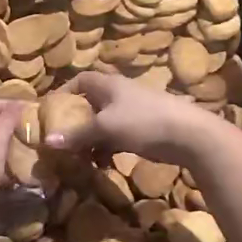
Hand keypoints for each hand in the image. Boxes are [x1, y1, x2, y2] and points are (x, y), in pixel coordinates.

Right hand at [43, 71, 235, 167]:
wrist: (193, 136)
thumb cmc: (144, 122)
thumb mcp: (104, 129)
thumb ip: (76, 135)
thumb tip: (47, 141)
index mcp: (109, 85)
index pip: (80, 80)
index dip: (64, 91)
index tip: (52, 108)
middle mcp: (120, 94)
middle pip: (90, 103)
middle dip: (76, 120)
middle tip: (63, 136)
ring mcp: (134, 111)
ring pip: (103, 122)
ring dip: (90, 138)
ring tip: (82, 155)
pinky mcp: (145, 128)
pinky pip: (117, 135)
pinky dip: (107, 146)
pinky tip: (104, 162)